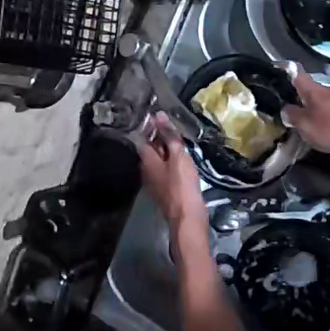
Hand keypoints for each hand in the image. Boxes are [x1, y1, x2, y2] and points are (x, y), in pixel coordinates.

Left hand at [133, 114, 208, 256]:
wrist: (187, 216)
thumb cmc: (181, 185)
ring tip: (180, 137)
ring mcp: (155, 180)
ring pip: (158, 158)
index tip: (160, 114)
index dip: (150, 125)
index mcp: (146, 160)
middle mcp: (146, 169)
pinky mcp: (165, 188)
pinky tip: (183, 157)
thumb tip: (158, 115)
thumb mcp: (178, 156)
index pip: (142, 137)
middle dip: (159, 136)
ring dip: (167, 148)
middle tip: (173, 123)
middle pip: (150, 148)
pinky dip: (172, 160)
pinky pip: (166, 168)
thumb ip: (169, 136)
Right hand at [279, 65, 329, 164]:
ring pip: (314, 100)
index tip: (272, 77)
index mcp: (313, 89)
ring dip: (303, 106)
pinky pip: (322, 110)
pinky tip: (309, 125)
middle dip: (291, 94)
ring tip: (290, 116)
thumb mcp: (305, 125)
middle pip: (304, 88)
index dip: (284, 73)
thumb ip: (292, 115)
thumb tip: (285, 109)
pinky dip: (314, 115)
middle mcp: (325, 91)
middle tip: (277, 103)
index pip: (296, 73)